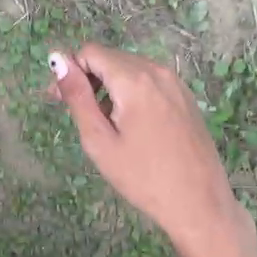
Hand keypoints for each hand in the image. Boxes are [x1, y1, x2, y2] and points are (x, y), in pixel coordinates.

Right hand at [49, 44, 255, 251]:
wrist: (199, 203)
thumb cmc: (142, 177)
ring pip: (129, 69)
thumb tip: (57, 59)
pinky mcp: (185, 97)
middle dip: (87, 78)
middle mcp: (157, 71)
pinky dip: (130, 92)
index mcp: (134, 80)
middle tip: (76, 114)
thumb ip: (77, 96)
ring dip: (108, 86)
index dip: (69, 70)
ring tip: (103, 123)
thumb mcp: (99, 140)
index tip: (58, 99)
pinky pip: (148, 81)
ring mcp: (175, 83)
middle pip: (110, 58)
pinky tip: (129, 124)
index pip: (90, 52)